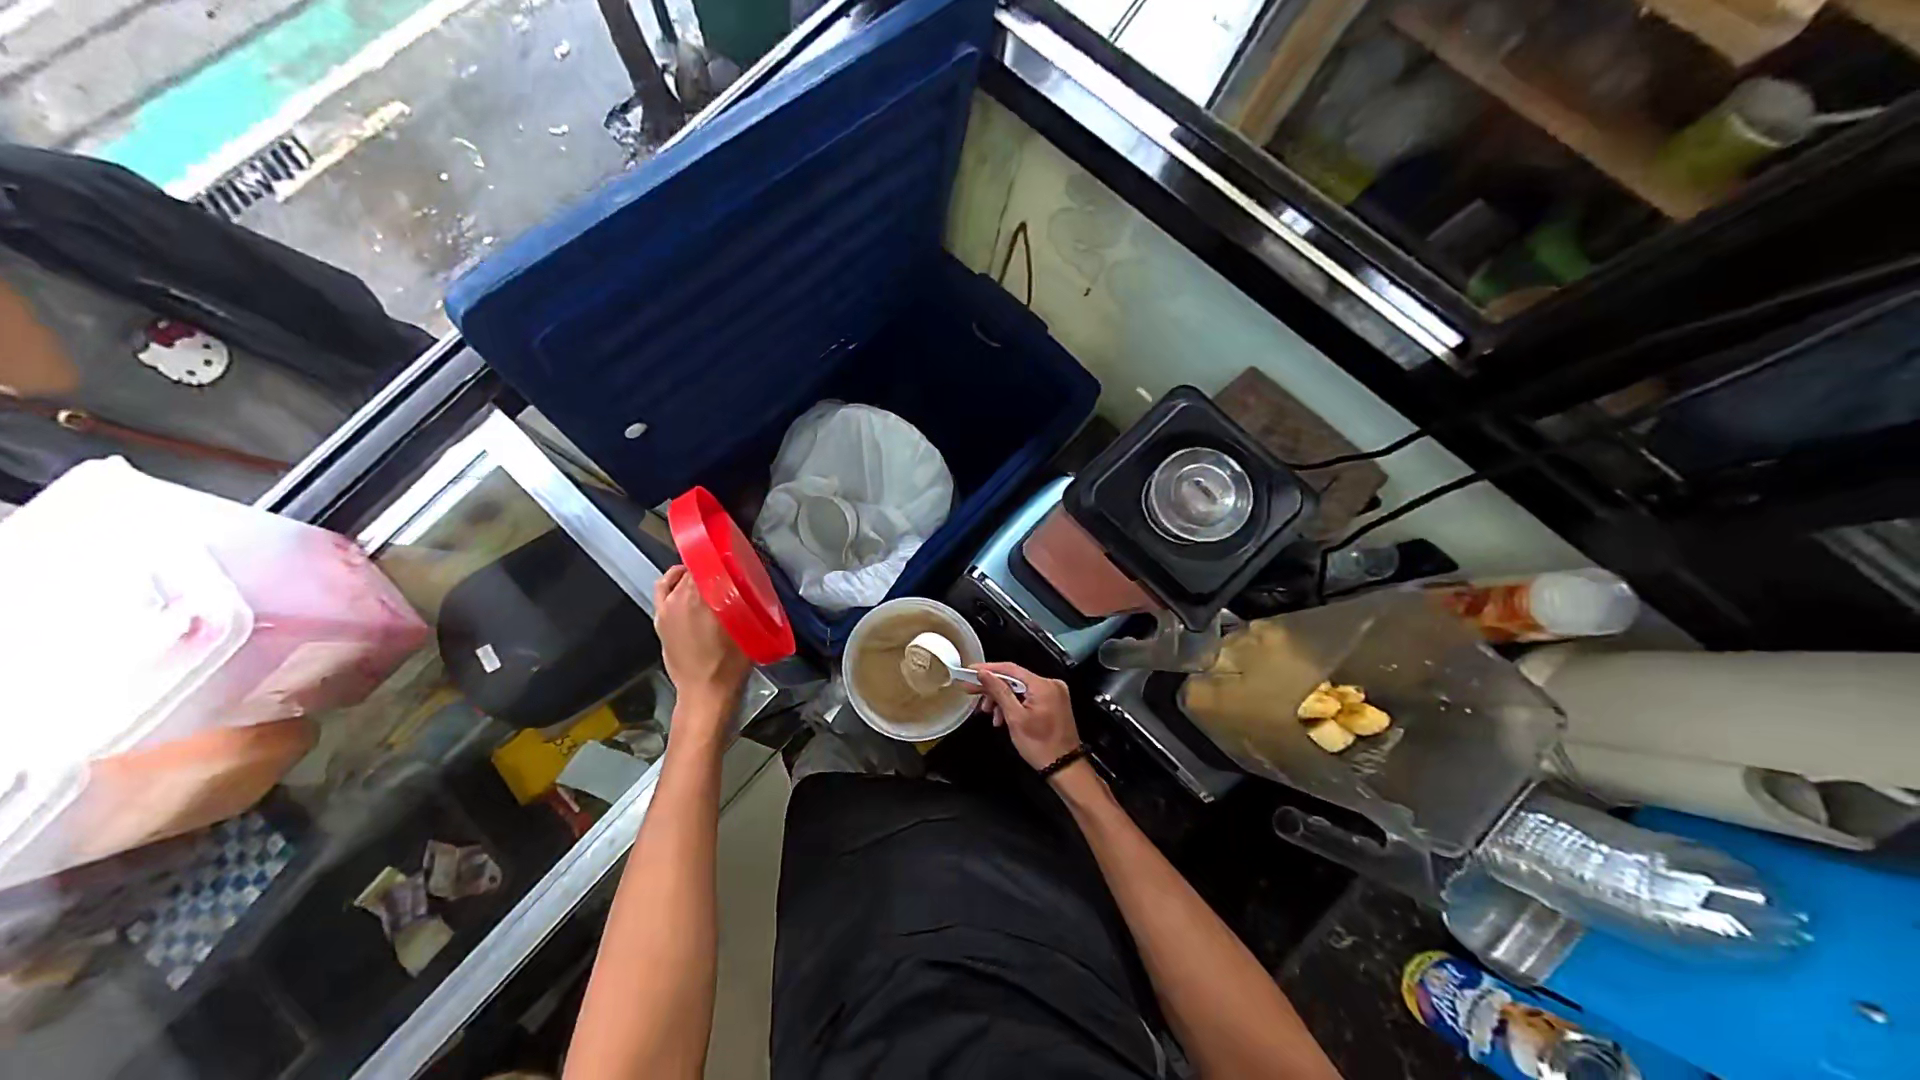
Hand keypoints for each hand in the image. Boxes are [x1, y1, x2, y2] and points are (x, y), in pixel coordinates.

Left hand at [653, 565, 750, 722]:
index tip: (735, 557)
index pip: (710, 561)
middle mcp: (682, 597)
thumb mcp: (747, 629)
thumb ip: (745, 602)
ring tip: (708, 577)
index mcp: (704, 597)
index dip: (723, 556)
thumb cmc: (730, 664)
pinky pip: (663, 588)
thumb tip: (748, 581)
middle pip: (695, 567)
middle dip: (711, 565)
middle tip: (726, 570)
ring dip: (694, 573)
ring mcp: (667, 607)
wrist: (704, 693)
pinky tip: (683, 582)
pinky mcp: (659, 618)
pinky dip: (673, 581)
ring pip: (679, 576)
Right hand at [969, 661, 1080, 771]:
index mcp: (1043, 685)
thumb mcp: (1015, 718)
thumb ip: (999, 692)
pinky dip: (1014, 705)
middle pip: (1015, 678)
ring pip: (1020, 689)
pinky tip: (1003, 717)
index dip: (988, 669)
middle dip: (994, 688)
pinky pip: (1028, 696)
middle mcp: (1051, 684)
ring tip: (990, 714)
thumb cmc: (1041, 746)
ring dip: (1002, 699)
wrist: (1064, 767)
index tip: (971, 671)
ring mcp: (1053, 693)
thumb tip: (984, 674)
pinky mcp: (1053, 703)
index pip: (1010, 669)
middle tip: (973, 692)